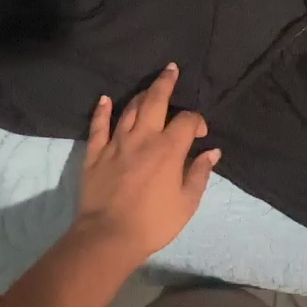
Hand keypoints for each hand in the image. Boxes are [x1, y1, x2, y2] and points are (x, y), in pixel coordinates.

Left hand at [72, 63, 219, 263]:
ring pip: (128, 109)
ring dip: (140, 95)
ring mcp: (116, 143)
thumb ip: (200, 173)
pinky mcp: (95, 154)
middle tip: (171, 69)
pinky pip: (98, 126)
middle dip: (165, 83)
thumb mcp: (187, 202)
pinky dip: (101, 111)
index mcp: (169, 148)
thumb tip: (212, 152)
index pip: (187, 121)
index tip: (201, 133)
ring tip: (148, 88)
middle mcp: (143, 137)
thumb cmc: (153, 222)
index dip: (198, 121)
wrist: (108, 236)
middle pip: (155, 100)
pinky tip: (104, 100)